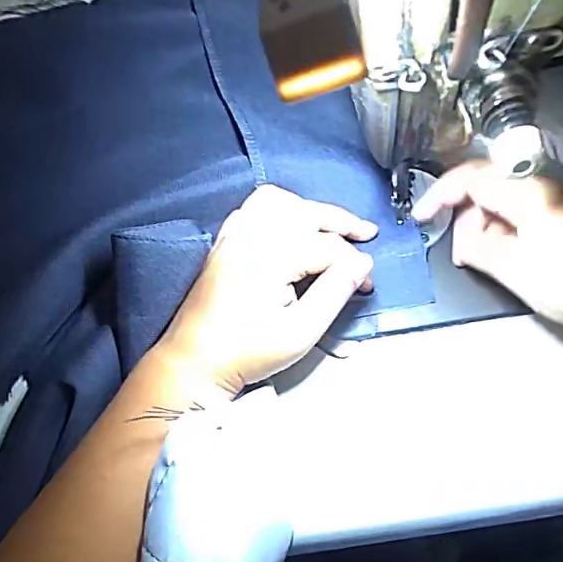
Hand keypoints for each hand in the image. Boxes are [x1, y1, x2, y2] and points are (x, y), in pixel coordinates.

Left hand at [154, 185, 377, 397]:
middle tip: (365, 233)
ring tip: (330, 224)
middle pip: (306, 212)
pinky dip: (279, 210)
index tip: (366, 284)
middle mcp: (250, 237)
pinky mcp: (224, 244)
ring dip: (308, 209)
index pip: (327, 246)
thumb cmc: (245, 352)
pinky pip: (253, 209)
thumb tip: (360, 266)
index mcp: (272, 256)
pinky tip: (290, 227)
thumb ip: (335, 293)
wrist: (196, 360)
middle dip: (341, 221)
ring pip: (278, 201)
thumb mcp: (302, 331)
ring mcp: (233, 237)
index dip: (354, 263)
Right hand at [414, 161, 562, 337]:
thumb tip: (464, 239)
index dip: (440, 195)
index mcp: (525, 191)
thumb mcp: (517, 268)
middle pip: (492, 190)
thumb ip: (481, 249)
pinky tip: (519, 263)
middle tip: (463, 256)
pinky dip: (514, 236)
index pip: (471, 178)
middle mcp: (546, 188)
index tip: (420, 218)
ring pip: (513, 207)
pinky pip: (533, 220)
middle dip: (467, 218)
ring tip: (488, 264)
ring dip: (491, 231)